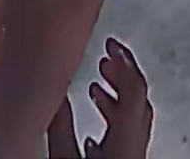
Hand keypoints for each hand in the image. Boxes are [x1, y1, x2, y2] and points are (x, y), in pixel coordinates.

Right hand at [45, 39, 153, 158]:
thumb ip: (61, 123)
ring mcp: (135, 155)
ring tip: (97, 81)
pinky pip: (129, 131)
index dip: (124, 61)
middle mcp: (136, 145)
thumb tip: (51, 89)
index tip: (111, 43)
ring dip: (118, 93)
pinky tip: (98, 112)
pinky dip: (116, 113)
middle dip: (122, 72)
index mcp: (127, 137)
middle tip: (107, 53)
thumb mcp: (66, 157)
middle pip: (138, 99)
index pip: (135, 89)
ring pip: (134, 115)